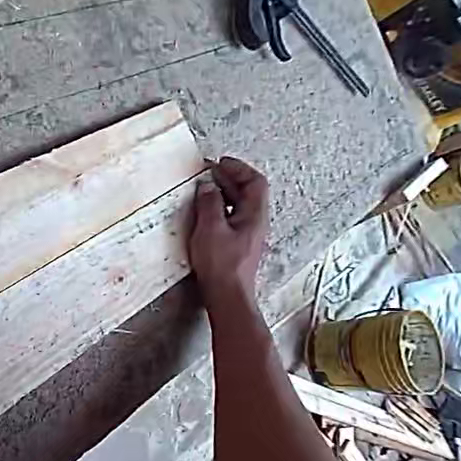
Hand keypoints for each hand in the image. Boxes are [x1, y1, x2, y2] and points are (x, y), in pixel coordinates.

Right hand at [189, 157, 269, 304]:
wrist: (228, 298)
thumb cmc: (222, 266)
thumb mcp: (210, 228)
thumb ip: (209, 203)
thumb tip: (208, 187)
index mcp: (255, 215)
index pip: (255, 181)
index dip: (238, 168)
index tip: (220, 163)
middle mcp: (256, 224)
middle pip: (248, 193)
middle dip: (229, 179)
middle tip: (208, 173)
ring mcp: (248, 237)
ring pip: (239, 206)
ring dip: (223, 195)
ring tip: (204, 191)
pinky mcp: (238, 248)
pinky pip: (232, 220)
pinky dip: (220, 210)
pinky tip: (205, 214)